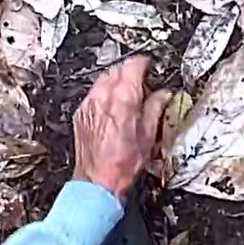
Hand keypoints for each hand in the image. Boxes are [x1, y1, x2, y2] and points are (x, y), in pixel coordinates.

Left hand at [72, 56, 170, 199]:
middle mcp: (103, 95)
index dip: (145, 64)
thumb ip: (156, 107)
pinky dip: (104, 95)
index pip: (134, 64)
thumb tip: (162, 95)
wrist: (98, 180)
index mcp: (123, 96)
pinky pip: (94, 94)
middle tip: (143, 84)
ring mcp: (89, 103)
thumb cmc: (123, 162)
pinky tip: (113, 109)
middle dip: (131, 73)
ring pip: (103, 79)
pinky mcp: (81, 113)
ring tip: (128, 98)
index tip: (150, 69)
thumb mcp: (149, 134)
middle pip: (117, 68)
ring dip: (117, 82)